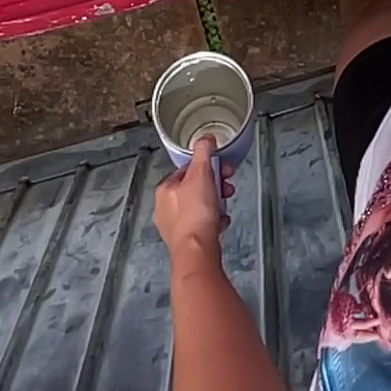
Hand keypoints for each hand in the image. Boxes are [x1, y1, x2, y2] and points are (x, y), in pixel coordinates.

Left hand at [156, 138, 236, 263]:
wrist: (197, 251)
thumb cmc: (195, 214)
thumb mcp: (201, 174)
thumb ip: (203, 153)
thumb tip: (205, 139)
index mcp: (165, 190)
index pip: (187, 170)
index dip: (207, 167)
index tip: (220, 169)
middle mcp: (165, 208)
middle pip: (194, 188)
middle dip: (214, 185)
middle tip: (226, 186)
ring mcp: (174, 226)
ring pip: (199, 206)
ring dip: (215, 202)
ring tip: (224, 205)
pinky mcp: (185, 240)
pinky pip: (202, 224)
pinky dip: (213, 220)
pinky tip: (221, 221)